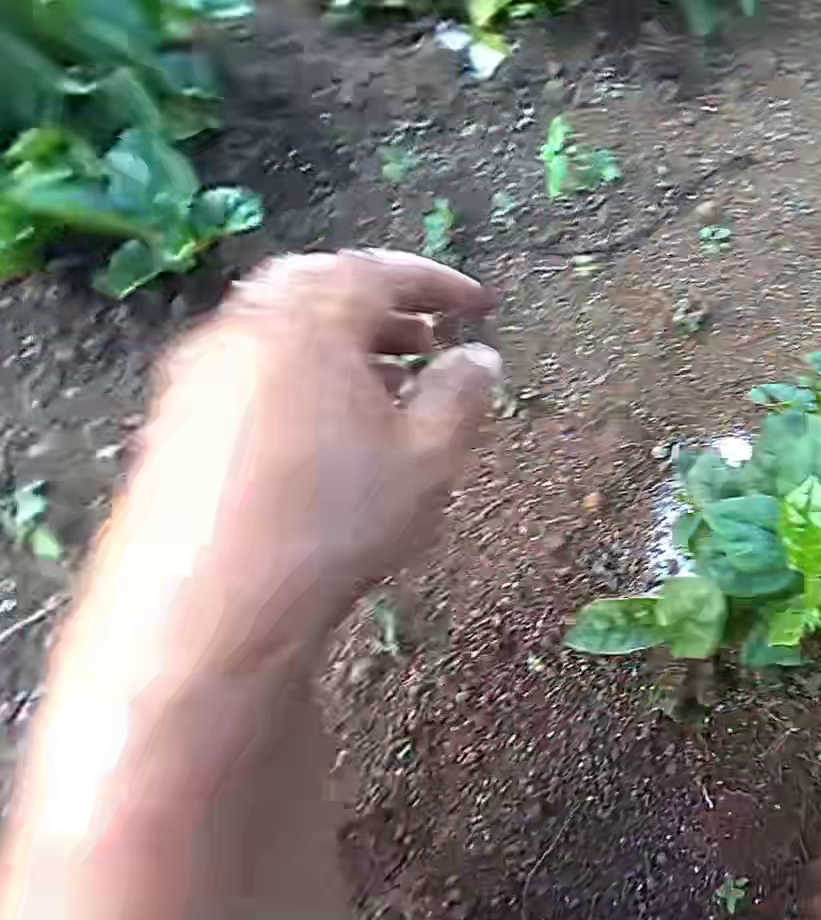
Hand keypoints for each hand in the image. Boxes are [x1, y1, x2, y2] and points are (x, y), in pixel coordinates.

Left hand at [89, 249, 497, 649]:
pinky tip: (354, 411)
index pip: (370, 274)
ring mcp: (205, 373)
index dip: (433, 280)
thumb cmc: (342, 514)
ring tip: (406, 372)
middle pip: (317, 285)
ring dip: (353, 334)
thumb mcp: (430, 454)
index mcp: (306, 333)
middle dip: (386, 300)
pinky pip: (264, 358)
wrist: (218, 594)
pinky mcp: (189, 412)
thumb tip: (481, 356)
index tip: (480, 302)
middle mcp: (243, 335)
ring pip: (286, 324)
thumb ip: (461, 394)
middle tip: (438, 330)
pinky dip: (319, 362)